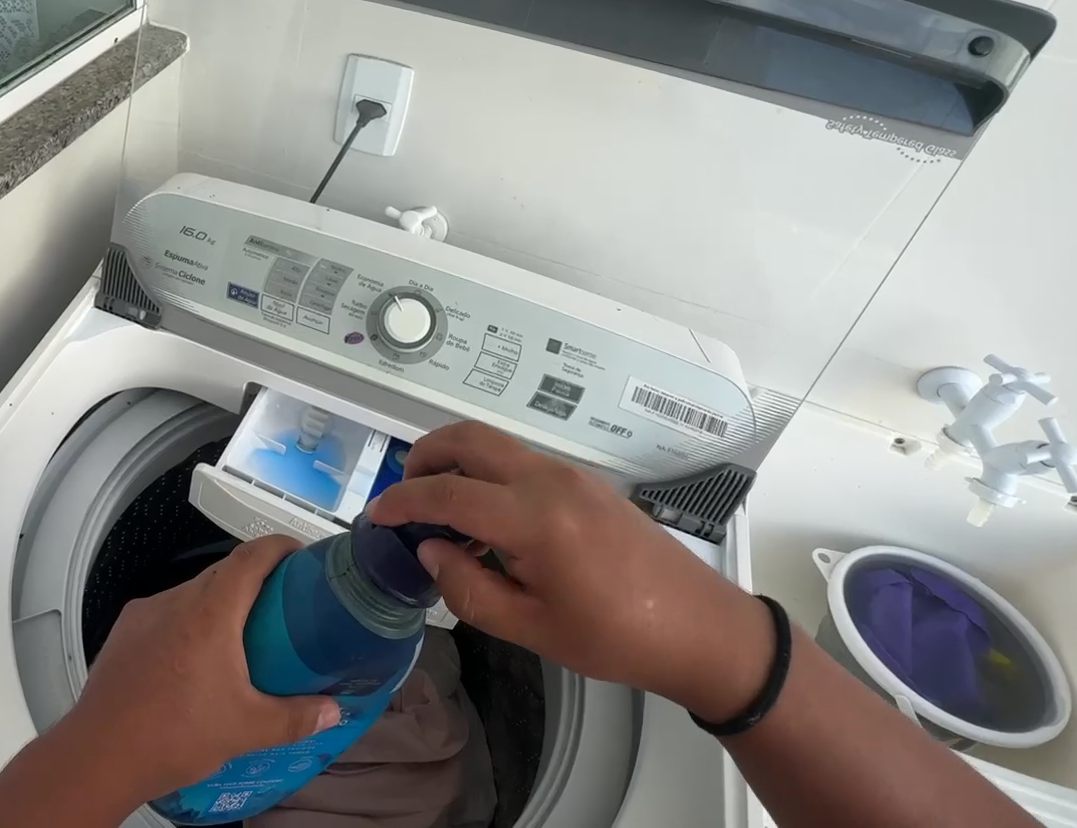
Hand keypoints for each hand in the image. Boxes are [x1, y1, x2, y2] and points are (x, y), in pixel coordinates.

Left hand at [53, 534, 342, 803]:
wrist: (100, 754)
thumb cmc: (176, 732)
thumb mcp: (246, 729)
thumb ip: (296, 718)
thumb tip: (334, 712)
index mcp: (212, 610)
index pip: (251, 556)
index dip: (279, 546)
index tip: (299, 554)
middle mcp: (178, 598)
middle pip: (223, 571)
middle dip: (254, 580)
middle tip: (279, 607)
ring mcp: (147, 610)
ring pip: (193, 592)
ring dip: (218, 605)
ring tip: (237, 640)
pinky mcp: (125, 628)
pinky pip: (166, 612)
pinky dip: (186, 622)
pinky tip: (190, 660)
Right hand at [368, 421, 772, 721]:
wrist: (701, 627)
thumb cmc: (615, 638)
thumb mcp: (532, 630)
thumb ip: (468, 588)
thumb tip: (428, 549)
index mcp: (534, 520)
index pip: (447, 494)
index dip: (402, 502)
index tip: (375, 515)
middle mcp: (547, 480)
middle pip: (466, 438)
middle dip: (423, 456)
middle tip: (404, 495)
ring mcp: (567, 473)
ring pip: (491, 441)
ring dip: (452, 459)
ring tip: (438, 506)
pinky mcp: (581, 479)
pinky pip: (516, 458)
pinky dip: (482, 470)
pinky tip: (483, 516)